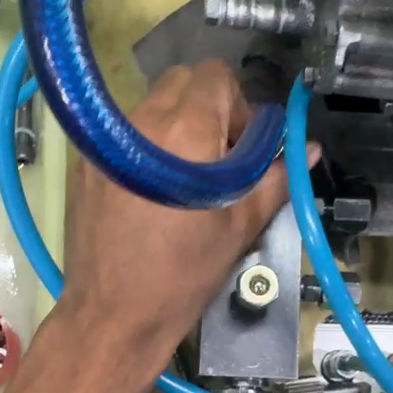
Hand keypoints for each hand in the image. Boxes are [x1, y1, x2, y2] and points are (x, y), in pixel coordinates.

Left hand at [54, 60, 310, 377]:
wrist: (115, 316)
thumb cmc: (186, 275)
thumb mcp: (241, 227)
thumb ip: (275, 179)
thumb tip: (309, 149)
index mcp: (186, 131)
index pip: (217, 76)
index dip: (238, 107)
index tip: (241, 149)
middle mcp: (141, 122)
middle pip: (182, 82)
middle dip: (207, 109)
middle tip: (217, 161)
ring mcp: (106, 141)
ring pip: (151, 105)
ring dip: (177, 127)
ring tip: (184, 180)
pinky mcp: (84, 162)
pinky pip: (125, 133)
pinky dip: (146, 147)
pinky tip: (151, 193)